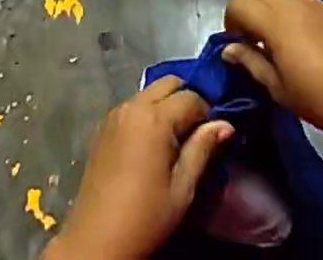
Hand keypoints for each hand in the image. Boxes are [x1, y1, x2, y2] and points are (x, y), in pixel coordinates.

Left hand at [47, 75, 233, 259]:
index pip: (191, 97)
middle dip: (187, 98)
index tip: (213, 135)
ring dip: (166, 104)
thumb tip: (226, 124)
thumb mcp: (182, 188)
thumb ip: (202, 149)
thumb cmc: (146, 216)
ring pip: (149, 91)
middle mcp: (133, 106)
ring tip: (176, 138)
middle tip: (196, 130)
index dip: (207, 112)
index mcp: (154, 118)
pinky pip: (133, 105)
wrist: (97, 239)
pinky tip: (152, 142)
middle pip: (168, 83)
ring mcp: (115, 113)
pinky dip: (147, 112)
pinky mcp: (103, 125)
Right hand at [221, 0, 322, 143]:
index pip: (237, 3)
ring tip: (276, 41)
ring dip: (266, 8)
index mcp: (274, 20)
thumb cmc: (320, 98)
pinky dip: (286, 11)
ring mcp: (311, 1)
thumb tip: (229, 49)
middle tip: (252, 39)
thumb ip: (249, 61)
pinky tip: (299, 40)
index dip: (231, 22)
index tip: (239, 45)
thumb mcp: (277, 87)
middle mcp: (290, 2)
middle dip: (246, 9)